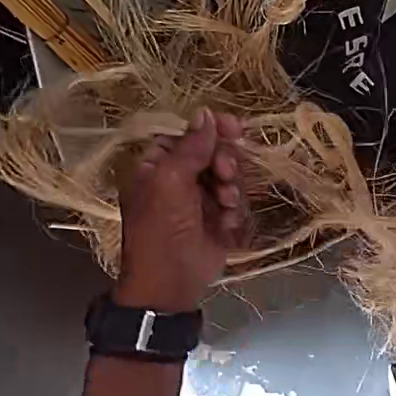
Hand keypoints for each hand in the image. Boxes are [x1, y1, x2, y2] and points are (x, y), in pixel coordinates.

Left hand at [114, 108, 247, 312]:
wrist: (170, 283)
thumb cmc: (161, 230)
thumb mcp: (170, 182)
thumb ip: (191, 147)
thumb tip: (205, 112)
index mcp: (158, 165)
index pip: (188, 135)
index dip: (211, 130)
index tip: (234, 128)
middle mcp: (179, 179)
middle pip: (213, 153)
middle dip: (224, 162)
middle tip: (224, 175)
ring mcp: (200, 200)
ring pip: (229, 177)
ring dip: (231, 188)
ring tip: (225, 204)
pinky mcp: (219, 221)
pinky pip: (236, 203)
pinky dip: (235, 212)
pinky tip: (227, 224)